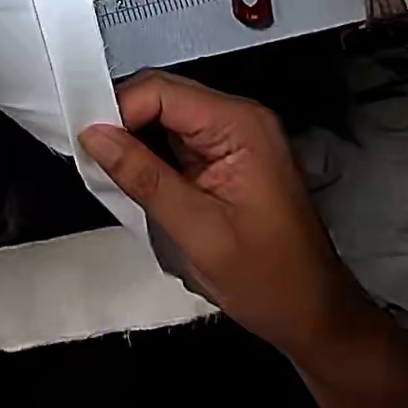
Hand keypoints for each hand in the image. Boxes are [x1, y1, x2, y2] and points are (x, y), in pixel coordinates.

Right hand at [80, 71, 368, 361]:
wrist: (316, 316)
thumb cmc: (274, 280)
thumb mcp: (199, 232)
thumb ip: (144, 177)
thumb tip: (96, 136)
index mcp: (239, 125)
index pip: (161, 92)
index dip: (120, 111)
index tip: (91, 142)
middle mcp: (237, 118)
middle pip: (160, 95)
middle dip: (122, 123)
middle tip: (96, 157)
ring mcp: (231, 134)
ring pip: (162, 114)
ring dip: (134, 139)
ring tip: (116, 173)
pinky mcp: (222, 151)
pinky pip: (173, 135)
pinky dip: (149, 153)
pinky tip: (139, 178)